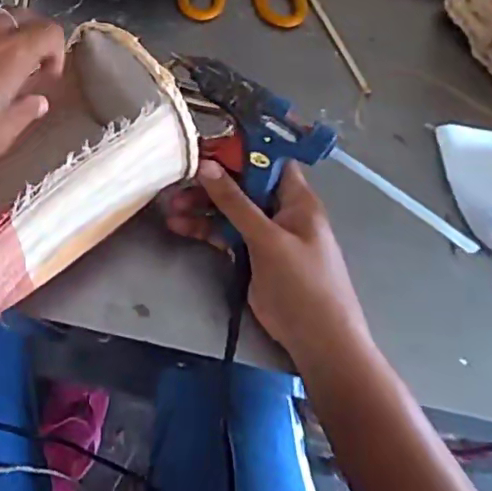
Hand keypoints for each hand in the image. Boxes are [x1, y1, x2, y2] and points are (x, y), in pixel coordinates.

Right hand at [164, 160, 370, 357]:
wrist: (320, 345)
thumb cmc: (304, 285)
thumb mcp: (268, 239)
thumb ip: (235, 202)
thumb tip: (206, 165)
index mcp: (296, 199)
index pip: (269, 159)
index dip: (239, 148)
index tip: (206, 145)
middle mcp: (280, 210)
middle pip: (242, 183)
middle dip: (211, 180)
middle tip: (179, 177)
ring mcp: (265, 233)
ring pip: (229, 208)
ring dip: (201, 205)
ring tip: (171, 207)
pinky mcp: (252, 254)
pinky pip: (224, 232)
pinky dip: (204, 228)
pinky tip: (180, 226)